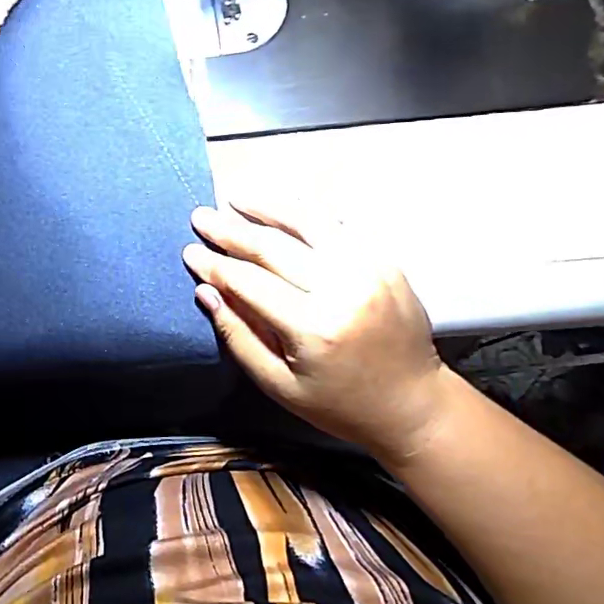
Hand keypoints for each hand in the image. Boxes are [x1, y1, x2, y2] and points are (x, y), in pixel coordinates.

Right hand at [183, 200, 456, 457]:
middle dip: (232, 230)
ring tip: (237, 198)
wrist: (412, 404)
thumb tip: (206, 293)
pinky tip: (283, 209)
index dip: (216, 265)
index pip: (250, 282)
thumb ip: (239, 336)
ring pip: (310, 222)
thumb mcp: (279, 385)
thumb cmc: (339, 405)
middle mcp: (342, 289)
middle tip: (201, 216)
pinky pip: (339, 227)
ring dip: (269, 207)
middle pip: (275, 246)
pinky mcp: (385, 262)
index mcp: (313, 327)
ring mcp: (369, 270)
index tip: (190, 252)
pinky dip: (307, 215)